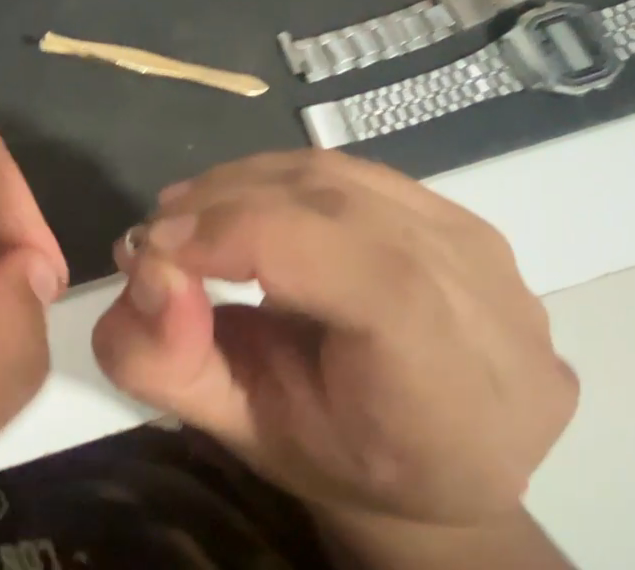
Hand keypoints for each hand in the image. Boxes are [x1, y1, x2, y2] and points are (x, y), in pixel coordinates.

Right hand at [91, 151, 576, 564]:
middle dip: (224, 207)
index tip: (156, 248)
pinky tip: (236, 208)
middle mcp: (488, 310)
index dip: (248, 238)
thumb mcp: (236, 433)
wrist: (435, 461)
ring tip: (185, 221)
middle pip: (341, 209)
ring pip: (337, 178)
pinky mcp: (457, 219)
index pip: (365, 274)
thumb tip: (146, 269)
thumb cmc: (334, 458)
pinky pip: (346, 174)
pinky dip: (273, 181)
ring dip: (241, 187)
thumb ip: (168, 363)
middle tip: (154, 237)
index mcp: (449, 393)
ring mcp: (482, 254)